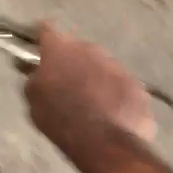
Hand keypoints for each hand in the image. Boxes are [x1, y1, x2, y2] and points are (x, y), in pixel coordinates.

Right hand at [26, 24, 156, 157]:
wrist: (102, 143)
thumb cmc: (58, 117)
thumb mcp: (33, 97)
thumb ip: (36, 78)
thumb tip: (40, 72)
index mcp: (60, 49)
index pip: (47, 30)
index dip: (43, 35)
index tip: (41, 42)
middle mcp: (90, 50)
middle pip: (79, 49)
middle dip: (73, 60)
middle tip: (67, 79)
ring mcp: (118, 67)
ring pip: (103, 66)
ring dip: (96, 76)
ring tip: (92, 99)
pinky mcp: (138, 87)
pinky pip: (122, 85)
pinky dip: (115, 94)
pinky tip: (111, 111)